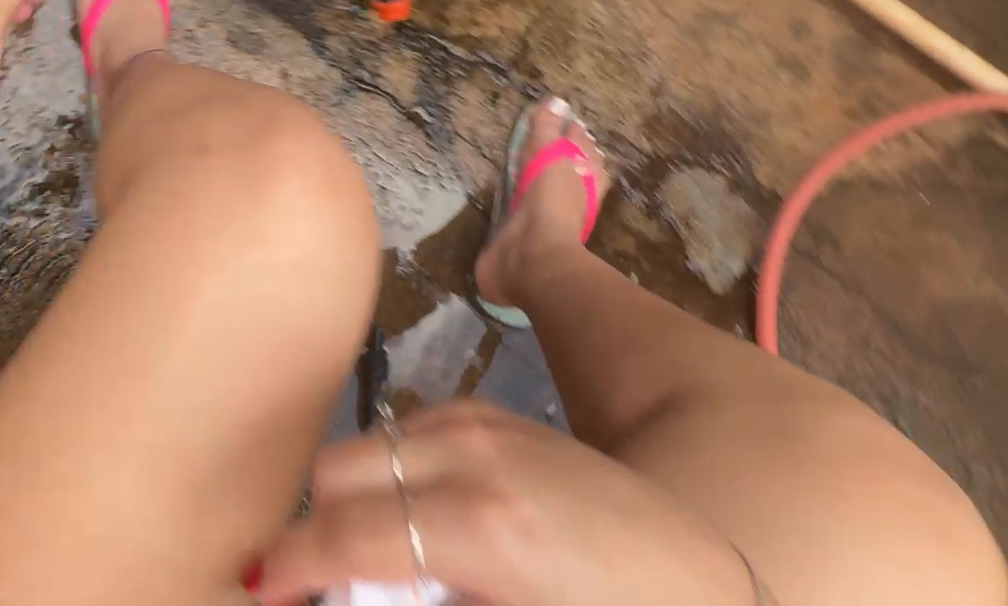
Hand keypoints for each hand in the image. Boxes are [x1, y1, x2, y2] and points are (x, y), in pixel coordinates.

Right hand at [254, 402, 755, 605]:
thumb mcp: (514, 603)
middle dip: (318, 527)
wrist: (746, 571)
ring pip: (370, 447)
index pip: (341, 532)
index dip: (290, 565)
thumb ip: (421, 589)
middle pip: (337, 471)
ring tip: (372, 558)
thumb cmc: (628, 602)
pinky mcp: (497, 420)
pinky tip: (425, 524)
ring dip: (356, 501)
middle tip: (323, 582)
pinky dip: (394, 478)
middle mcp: (468, 452)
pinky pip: (411, 435)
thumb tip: (349, 580)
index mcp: (478, 521)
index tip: (261, 586)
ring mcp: (483, 426)